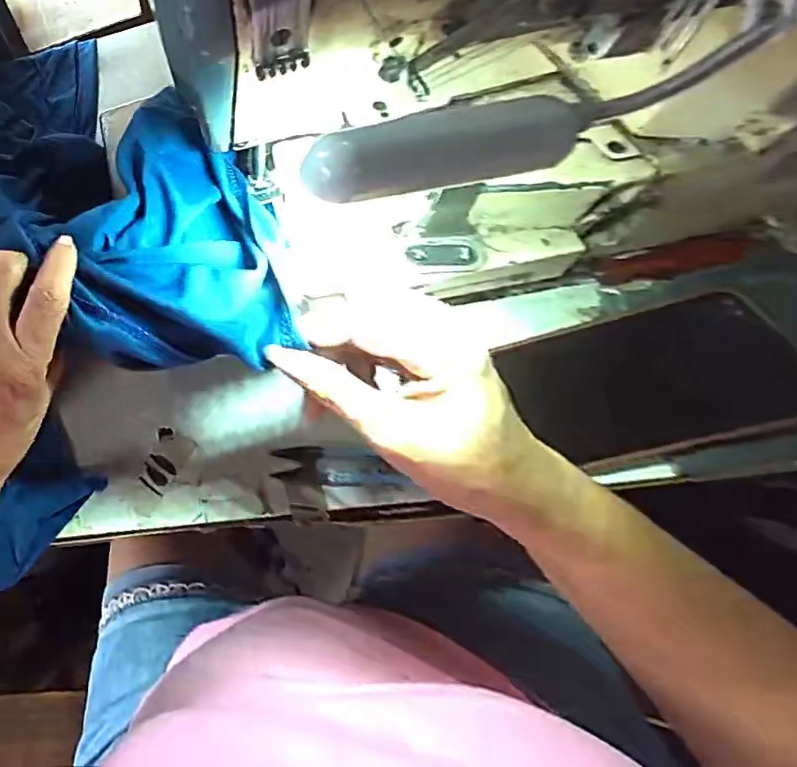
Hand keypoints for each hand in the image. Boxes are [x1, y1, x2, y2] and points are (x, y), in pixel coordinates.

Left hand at [0, 238, 78, 492]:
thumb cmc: (10, 426)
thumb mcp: (46, 390)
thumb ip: (51, 343)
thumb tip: (55, 294)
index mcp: (21, 365)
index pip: (45, 300)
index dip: (59, 265)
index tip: (65, 245)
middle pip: (0, 270)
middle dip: (17, 262)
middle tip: (22, 277)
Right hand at [266, 288, 582, 527]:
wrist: (514, 484)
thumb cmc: (463, 468)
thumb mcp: (388, 432)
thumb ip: (333, 390)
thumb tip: (285, 359)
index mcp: (444, 349)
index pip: (361, 324)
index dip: (316, 337)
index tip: (282, 353)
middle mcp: (446, 327)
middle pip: (362, 311)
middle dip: (325, 342)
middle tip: (302, 373)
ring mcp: (442, 330)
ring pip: (366, 318)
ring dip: (338, 348)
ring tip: (327, 385)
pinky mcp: (434, 337)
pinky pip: (380, 329)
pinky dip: (356, 352)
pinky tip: (354, 379)